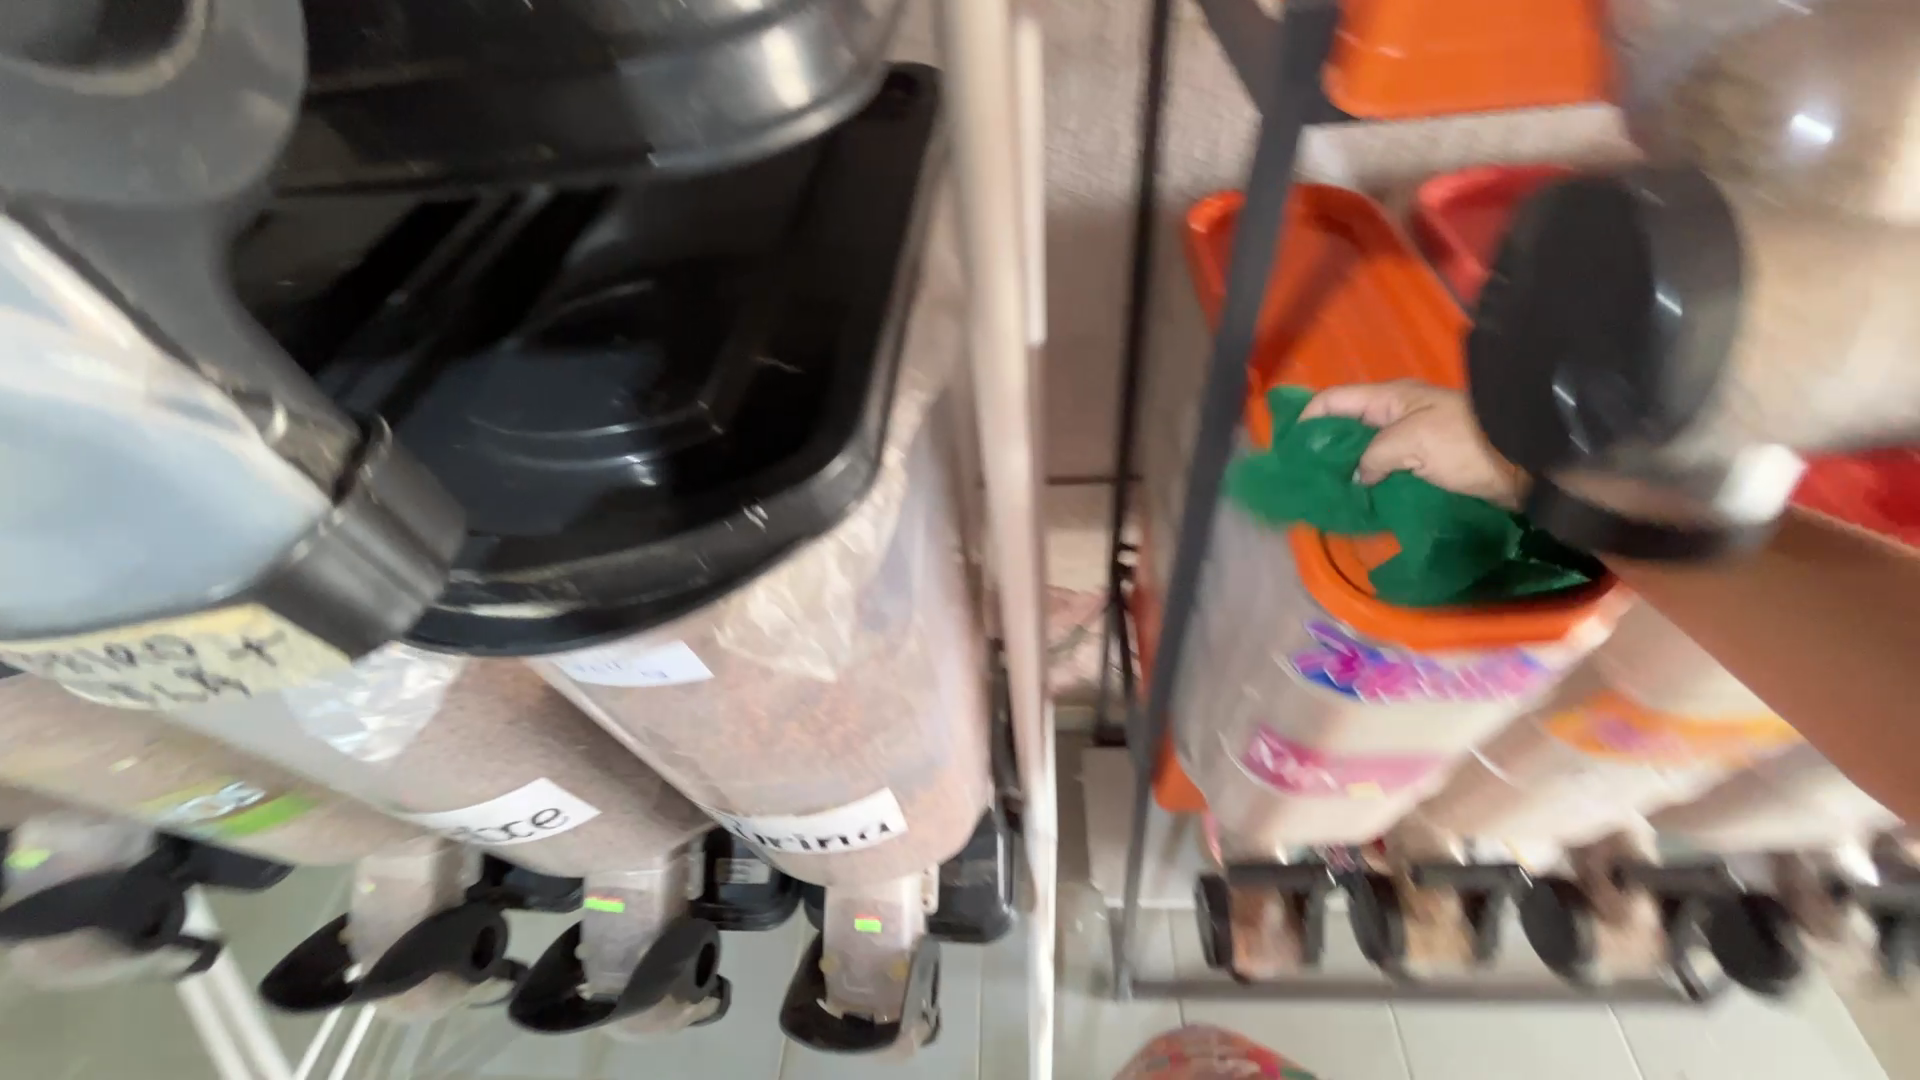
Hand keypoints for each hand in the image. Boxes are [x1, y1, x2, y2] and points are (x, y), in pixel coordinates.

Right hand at [1302, 380, 1526, 508]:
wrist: (1528, 462)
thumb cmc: (1465, 443)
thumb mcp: (1410, 442)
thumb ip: (1371, 456)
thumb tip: (1356, 476)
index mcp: (1388, 400)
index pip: (1331, 401)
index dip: (1304, 419)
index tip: (1286, 448)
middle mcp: (1394, 416)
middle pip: (1342, 428)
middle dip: (1319, 448)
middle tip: (1299, 476)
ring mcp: (1408, 441)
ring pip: (1360, 452)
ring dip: (1342, 470)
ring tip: (1321, 490)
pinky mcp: (1422, 465)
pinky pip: (1381, 471)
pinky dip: (1365, 483)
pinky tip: (1352, 498)